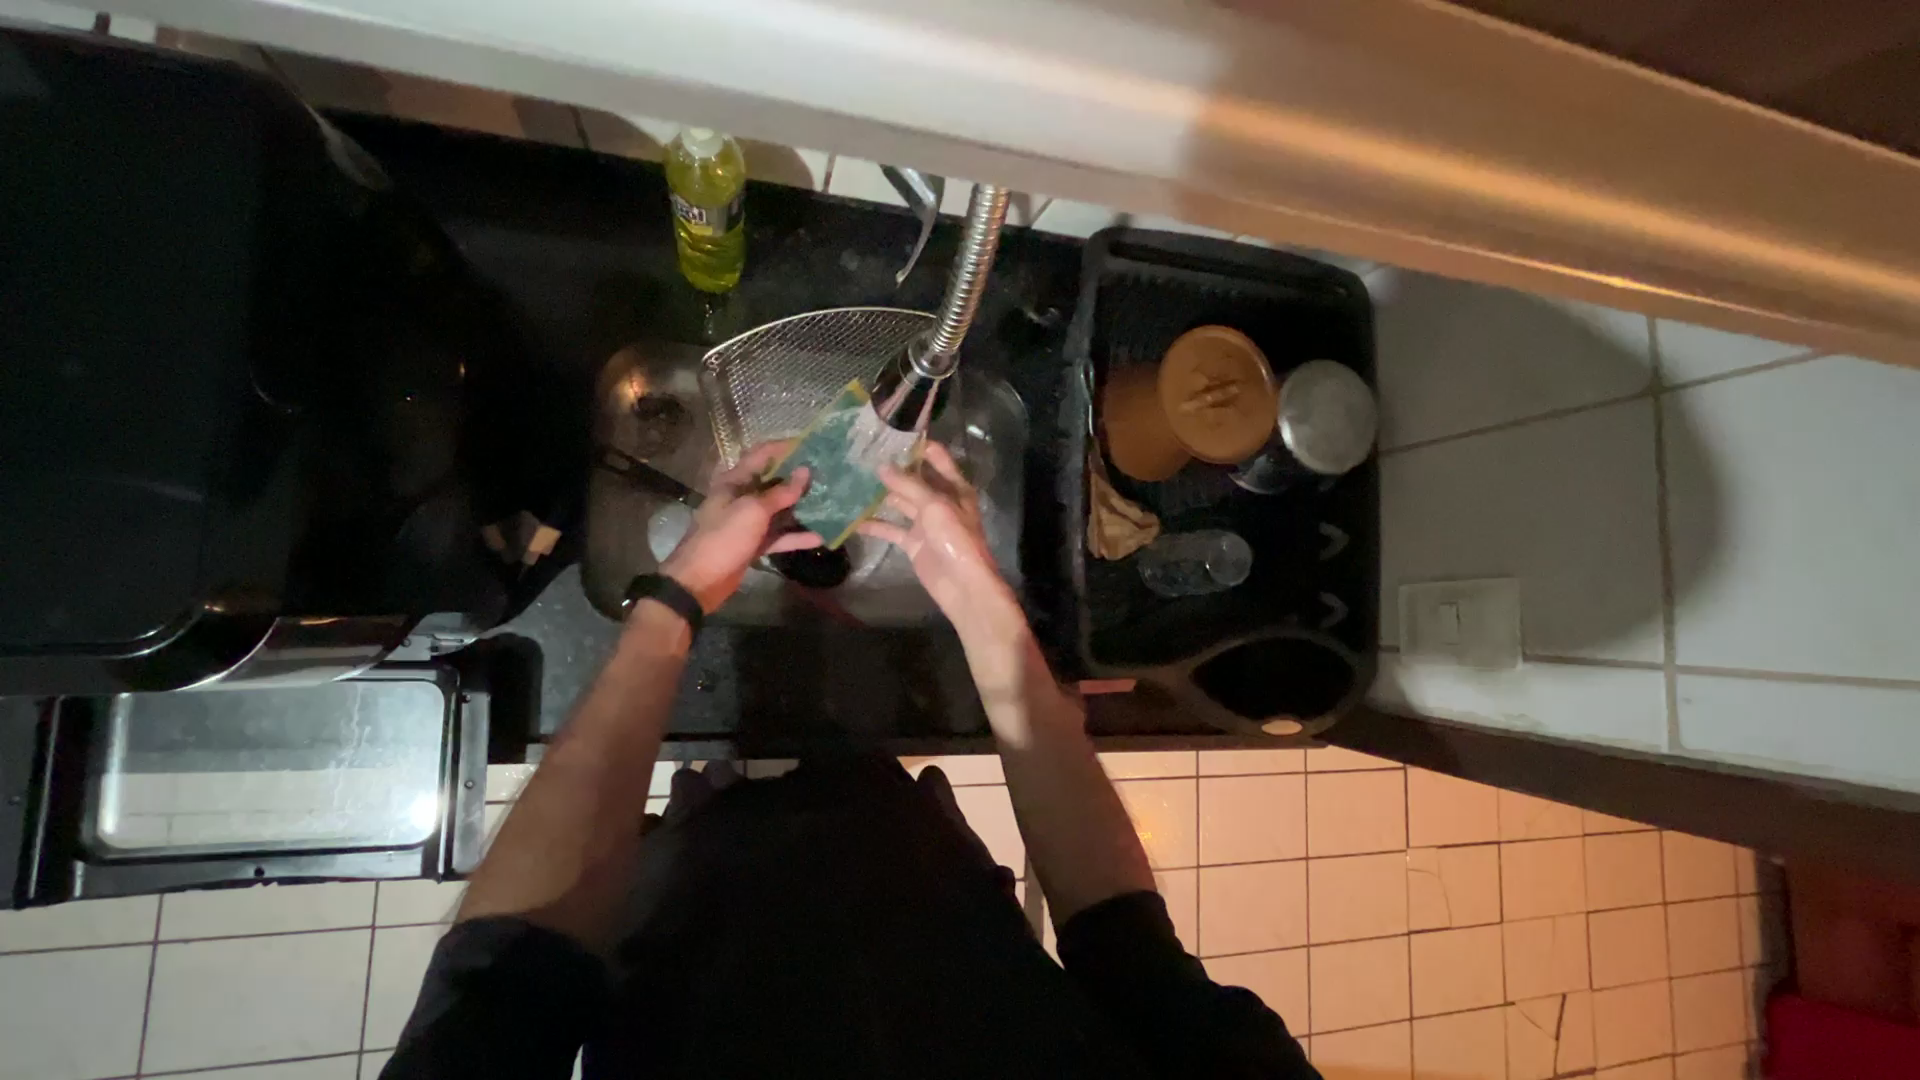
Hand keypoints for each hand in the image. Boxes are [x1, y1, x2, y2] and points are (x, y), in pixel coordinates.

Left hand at [659, 441, 821, 613]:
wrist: (699, 581)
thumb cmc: (722, 538)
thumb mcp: (752, 511)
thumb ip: (781, 493)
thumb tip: (805, 472)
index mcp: (734, 482)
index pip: (762, 455)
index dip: (785, 447)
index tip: (812, 445)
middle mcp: (742, 497)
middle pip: (774, 482)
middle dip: (799, 478)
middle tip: (829, 474)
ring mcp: (748, 522)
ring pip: (780, 510)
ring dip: (802, 507)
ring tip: (830, 502)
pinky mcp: (754, 543)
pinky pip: (779, 536)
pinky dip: (797, 536)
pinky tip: (820, 537)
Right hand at [857, 443, 1020, 636]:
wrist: (963, 585)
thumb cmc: (956, 539)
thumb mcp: (935, 505)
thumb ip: (908, 484)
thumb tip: (881, 466)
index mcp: (954, 487)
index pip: (936, 457)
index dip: (917, 445)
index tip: (889, 433)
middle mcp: (940, 501)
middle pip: (914, 479)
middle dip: (892, 468)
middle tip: (861, 454)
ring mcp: (925, 522)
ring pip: (900, 503)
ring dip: (879, 494)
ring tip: (852, 479)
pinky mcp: (913, 542)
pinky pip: (891, 529)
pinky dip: (874, 525)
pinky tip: (852, 518)